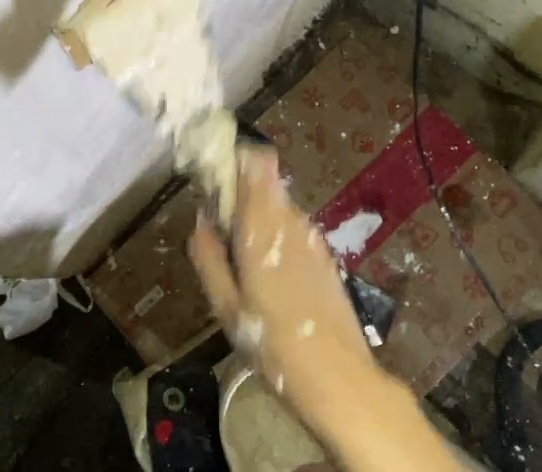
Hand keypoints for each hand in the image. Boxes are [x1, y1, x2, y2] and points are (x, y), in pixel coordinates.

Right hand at [189, 146, 381, 432]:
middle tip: (218, 222)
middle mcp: (291, 223)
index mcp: (261, 228)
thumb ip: (209, 257)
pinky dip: (277, 236)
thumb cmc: (274, 345)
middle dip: (240, 190)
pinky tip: (269, 273)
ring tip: (239, 253)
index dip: (235, 158)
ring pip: (280, 206)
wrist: (341, 382)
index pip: (257, 163)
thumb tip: (200, 220)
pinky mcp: (327, 259)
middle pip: (265, 182)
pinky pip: (295, 231)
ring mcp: (314, 240)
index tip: (213, 172)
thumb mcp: (226, 307)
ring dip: (258, 215)